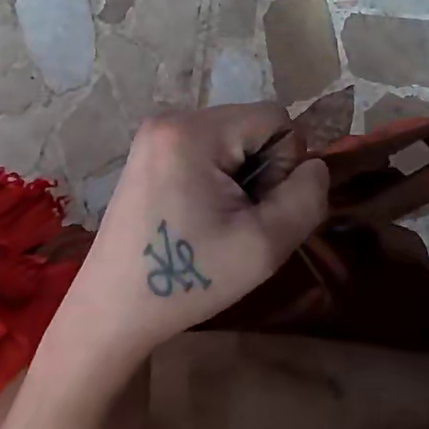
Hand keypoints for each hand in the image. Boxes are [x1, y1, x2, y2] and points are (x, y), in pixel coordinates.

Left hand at [50, 105, 328, 365]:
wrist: (114, 309)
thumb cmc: (189, 278)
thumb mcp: (264, 245)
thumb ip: (306, 197)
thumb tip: (314, 166)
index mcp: (193, 130)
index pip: (275, 119)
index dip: (285, 165)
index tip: (258, 210)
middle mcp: (169, 119)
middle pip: (251, 127)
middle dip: (261, 172)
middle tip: (237, 223)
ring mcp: (154, 136)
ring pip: (232, 141)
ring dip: (240, 179)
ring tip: (217, 223)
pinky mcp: (149, 155)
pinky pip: (206, 152)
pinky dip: (217, 181)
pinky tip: (198, 218)